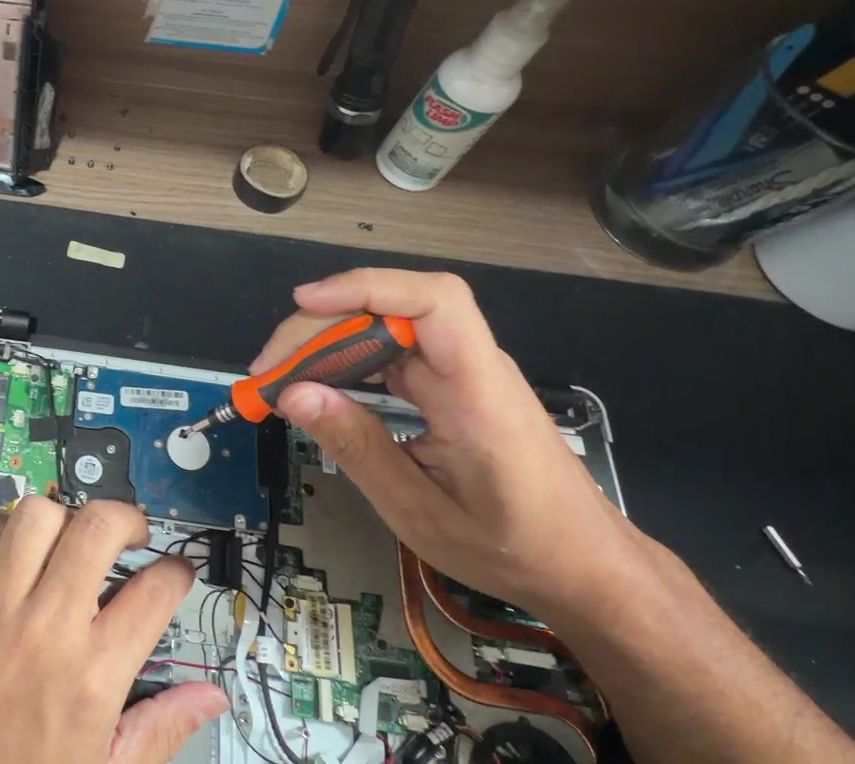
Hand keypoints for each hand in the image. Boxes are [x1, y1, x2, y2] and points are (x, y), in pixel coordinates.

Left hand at [0, 497, 226, 763]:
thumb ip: (159, 731)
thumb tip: (209, 697)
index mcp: (91, 676)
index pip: (153, 593)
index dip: (176, 573)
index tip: (175, 572)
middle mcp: (46, 625)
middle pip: (97, 528)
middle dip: (126, 518)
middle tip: (130, 536)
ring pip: (37, 514)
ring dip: (62, 517)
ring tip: (69, 542)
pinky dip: (0, 527)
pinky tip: (13, 553)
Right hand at [252, 269, 650, 622]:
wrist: (586, 566)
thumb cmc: (514, 547)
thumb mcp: (421, 513)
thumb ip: (358, 448)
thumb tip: (293, 394)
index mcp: (478, 393)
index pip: (434, 302)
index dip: (366, 288)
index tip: (303, 302)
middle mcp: (474, 367)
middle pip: (393, 310)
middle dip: (321, 327)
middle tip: (268, 372)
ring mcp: (463, 373)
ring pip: (388, 328)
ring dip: (328, 343)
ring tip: (281, 379)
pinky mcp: (454, 386)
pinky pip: (395, 355)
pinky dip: (349, 362)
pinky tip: (320, 385)